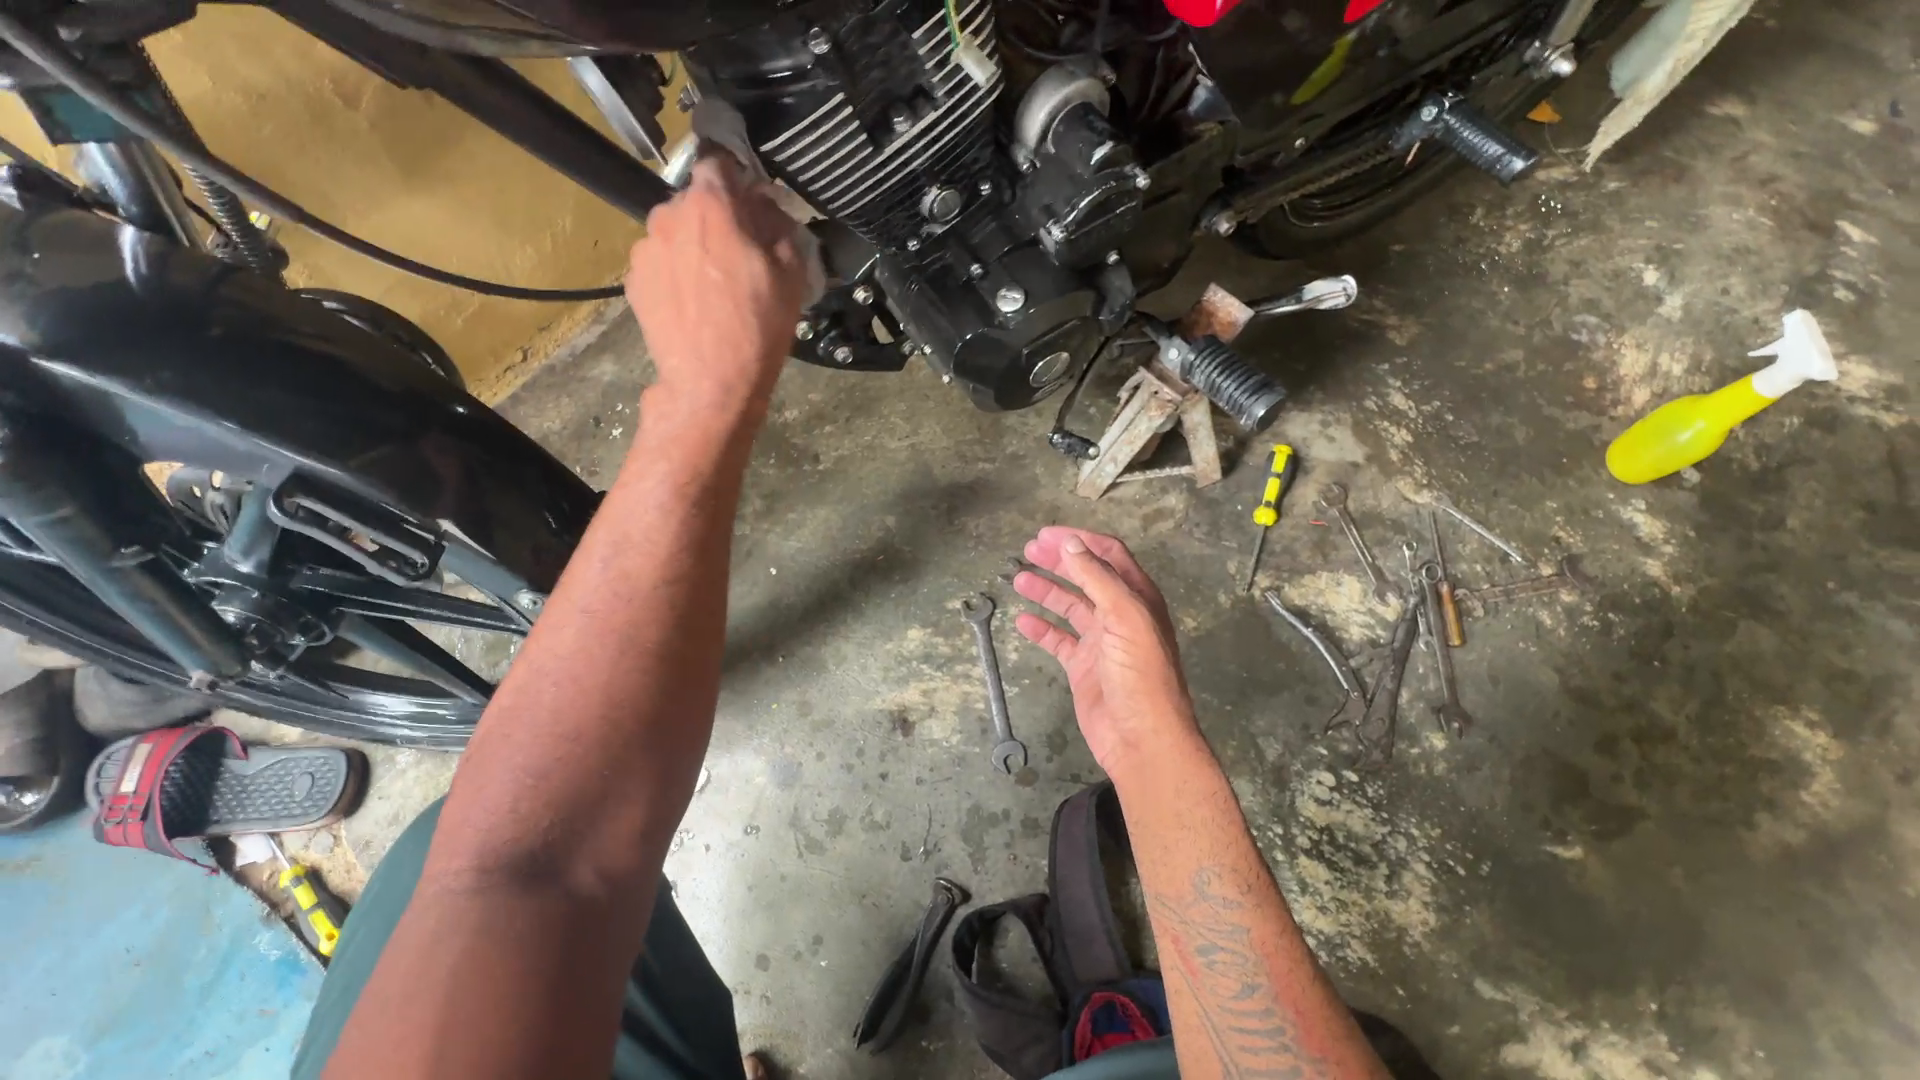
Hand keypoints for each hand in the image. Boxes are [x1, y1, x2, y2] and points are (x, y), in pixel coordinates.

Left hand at [624, 155, 809, 412]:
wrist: (711, 382)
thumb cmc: (758, 326)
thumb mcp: (790, 272)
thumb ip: (778, 224)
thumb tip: (766, 204)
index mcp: (710, 205)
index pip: (718, 160)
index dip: (737, 175)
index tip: (751, 196)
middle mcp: (669, 216)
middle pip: (694, 200)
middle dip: (717, 216)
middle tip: (739, 250)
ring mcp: (645, 249)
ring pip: (675, 232)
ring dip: (693, 245)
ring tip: (714, 284)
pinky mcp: (633, 281)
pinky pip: (660, 262)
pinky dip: (675, 272)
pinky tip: (693, 303)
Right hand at [1013, 527, 1199, 772]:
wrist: (1141, 736)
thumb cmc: (1139, 672)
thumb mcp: (1124, 616)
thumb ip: (1097, 578)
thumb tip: (1071, 543)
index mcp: (1137, 598)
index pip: (1108, 556)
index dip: (1079, 541)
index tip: (1047, 534)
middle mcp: (1119, 615)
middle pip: (1086, 577)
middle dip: (1059, 561)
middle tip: (1028, 550)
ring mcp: (1100, 642)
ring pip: (1070, 607)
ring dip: (1046, 591)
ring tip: (1018, 578)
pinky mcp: (1083, 667)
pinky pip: (1059, 640)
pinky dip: (1041, 629)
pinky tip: (1022, 621)